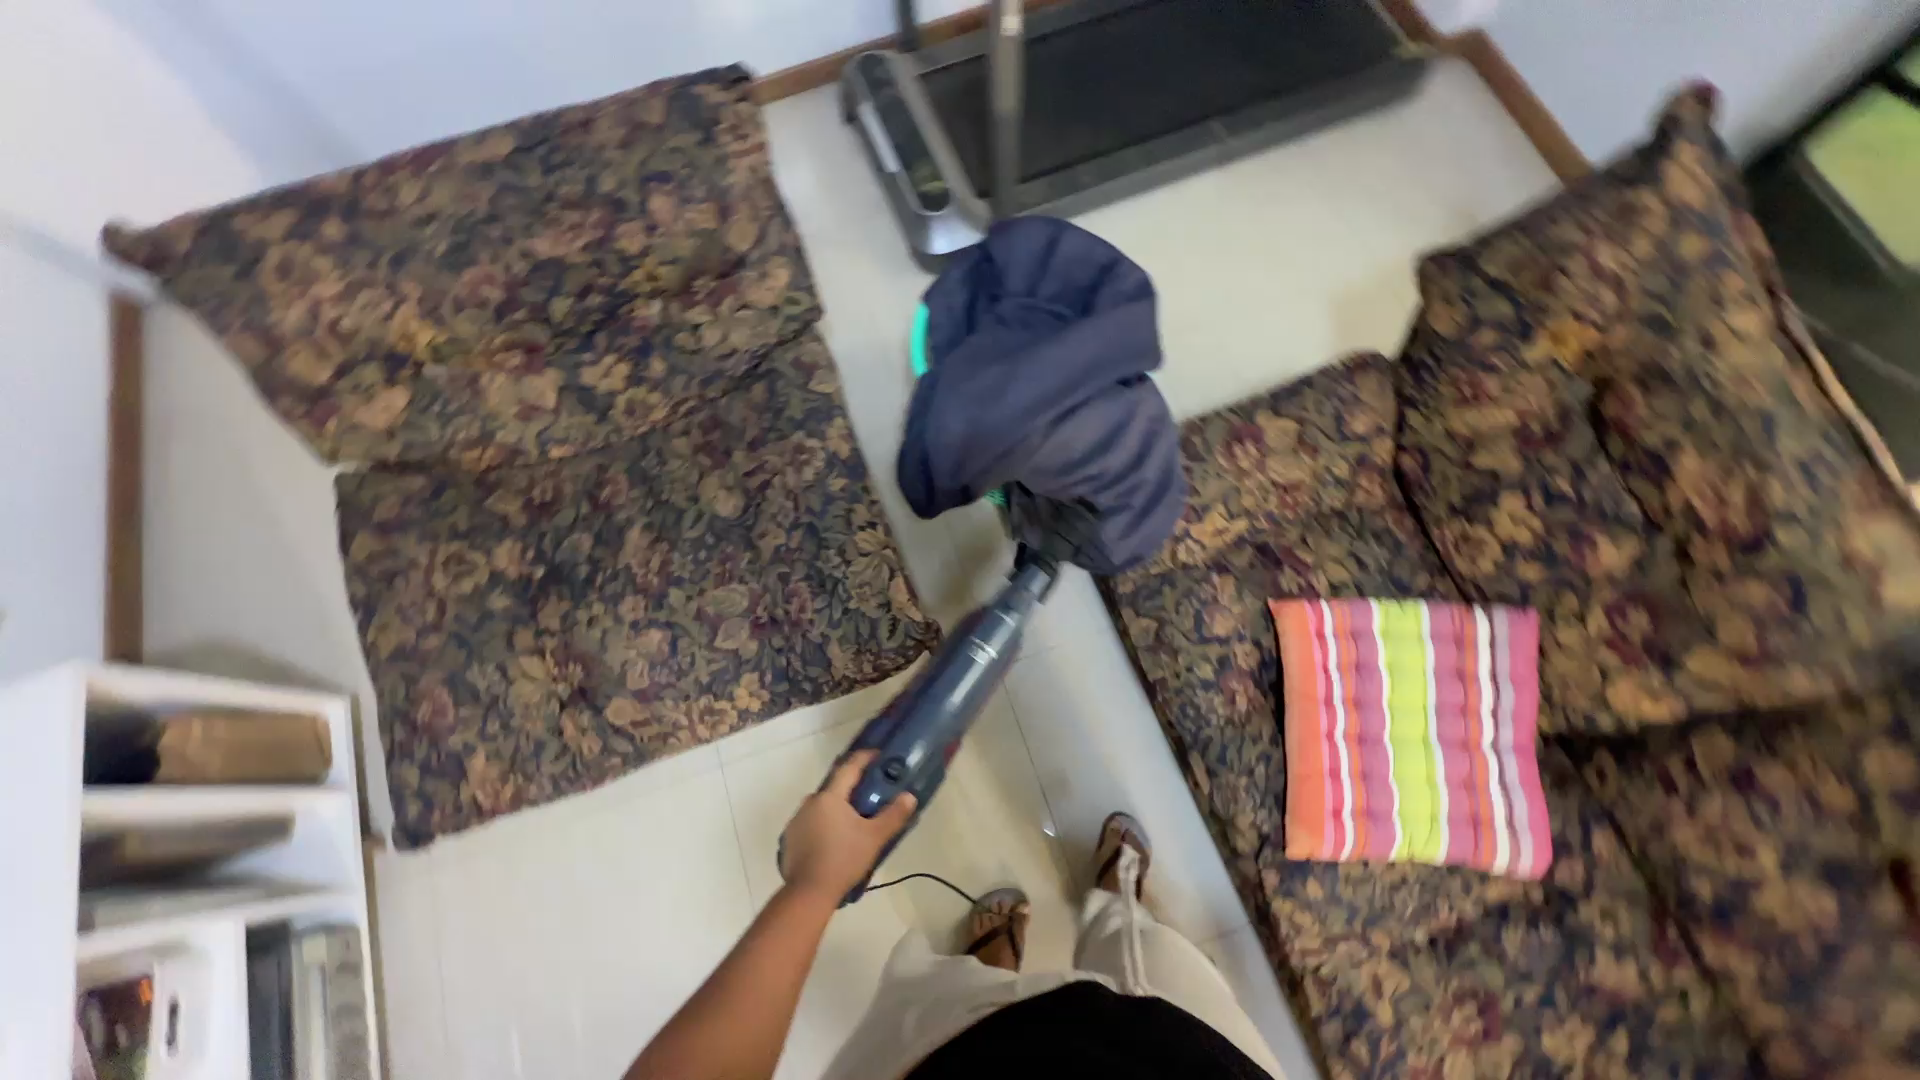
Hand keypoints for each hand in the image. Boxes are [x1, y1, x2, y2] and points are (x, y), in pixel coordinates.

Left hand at [780, 750, 917, 902]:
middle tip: (870, 794)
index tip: (877, 755)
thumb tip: (909, 796)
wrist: (809, 892)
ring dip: (837, 807)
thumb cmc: (844, 859)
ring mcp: (797, 820)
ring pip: (822, 805)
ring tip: (854, 820)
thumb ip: (893, 815)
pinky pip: (812, 821)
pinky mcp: (790, 838)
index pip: (849, 768)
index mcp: (830, 797)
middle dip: (852, 787)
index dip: (864, 758)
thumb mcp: (874, 838)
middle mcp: (810, 802)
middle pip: (834, 787)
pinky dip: (824, 823)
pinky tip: (834, 839)